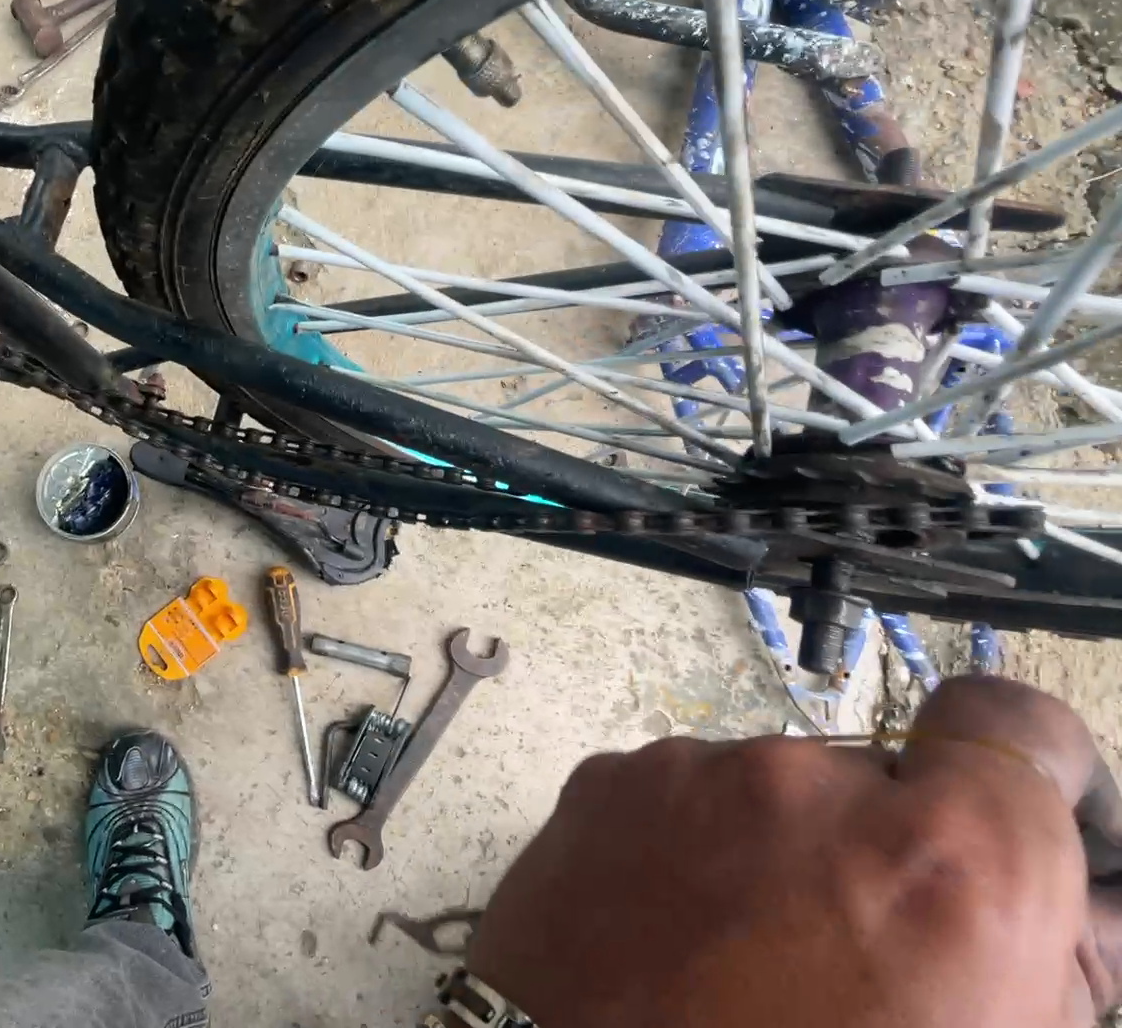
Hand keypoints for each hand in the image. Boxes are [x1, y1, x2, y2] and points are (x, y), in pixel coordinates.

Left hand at [464, 676, 1121, 1026]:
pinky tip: (666, 909)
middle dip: (872, 840)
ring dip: (769, 839)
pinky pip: (676, 789)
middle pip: (868, 775)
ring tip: (733, 934)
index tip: (999, 804)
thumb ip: (1053, 954)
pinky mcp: (603, 773)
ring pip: (763, 786)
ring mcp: (686, 766)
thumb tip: (1081, 885)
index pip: (1009, 722)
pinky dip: (686, 832)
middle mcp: (803, 779)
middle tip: (836, 930)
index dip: (1018, 759)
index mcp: (940, 857)